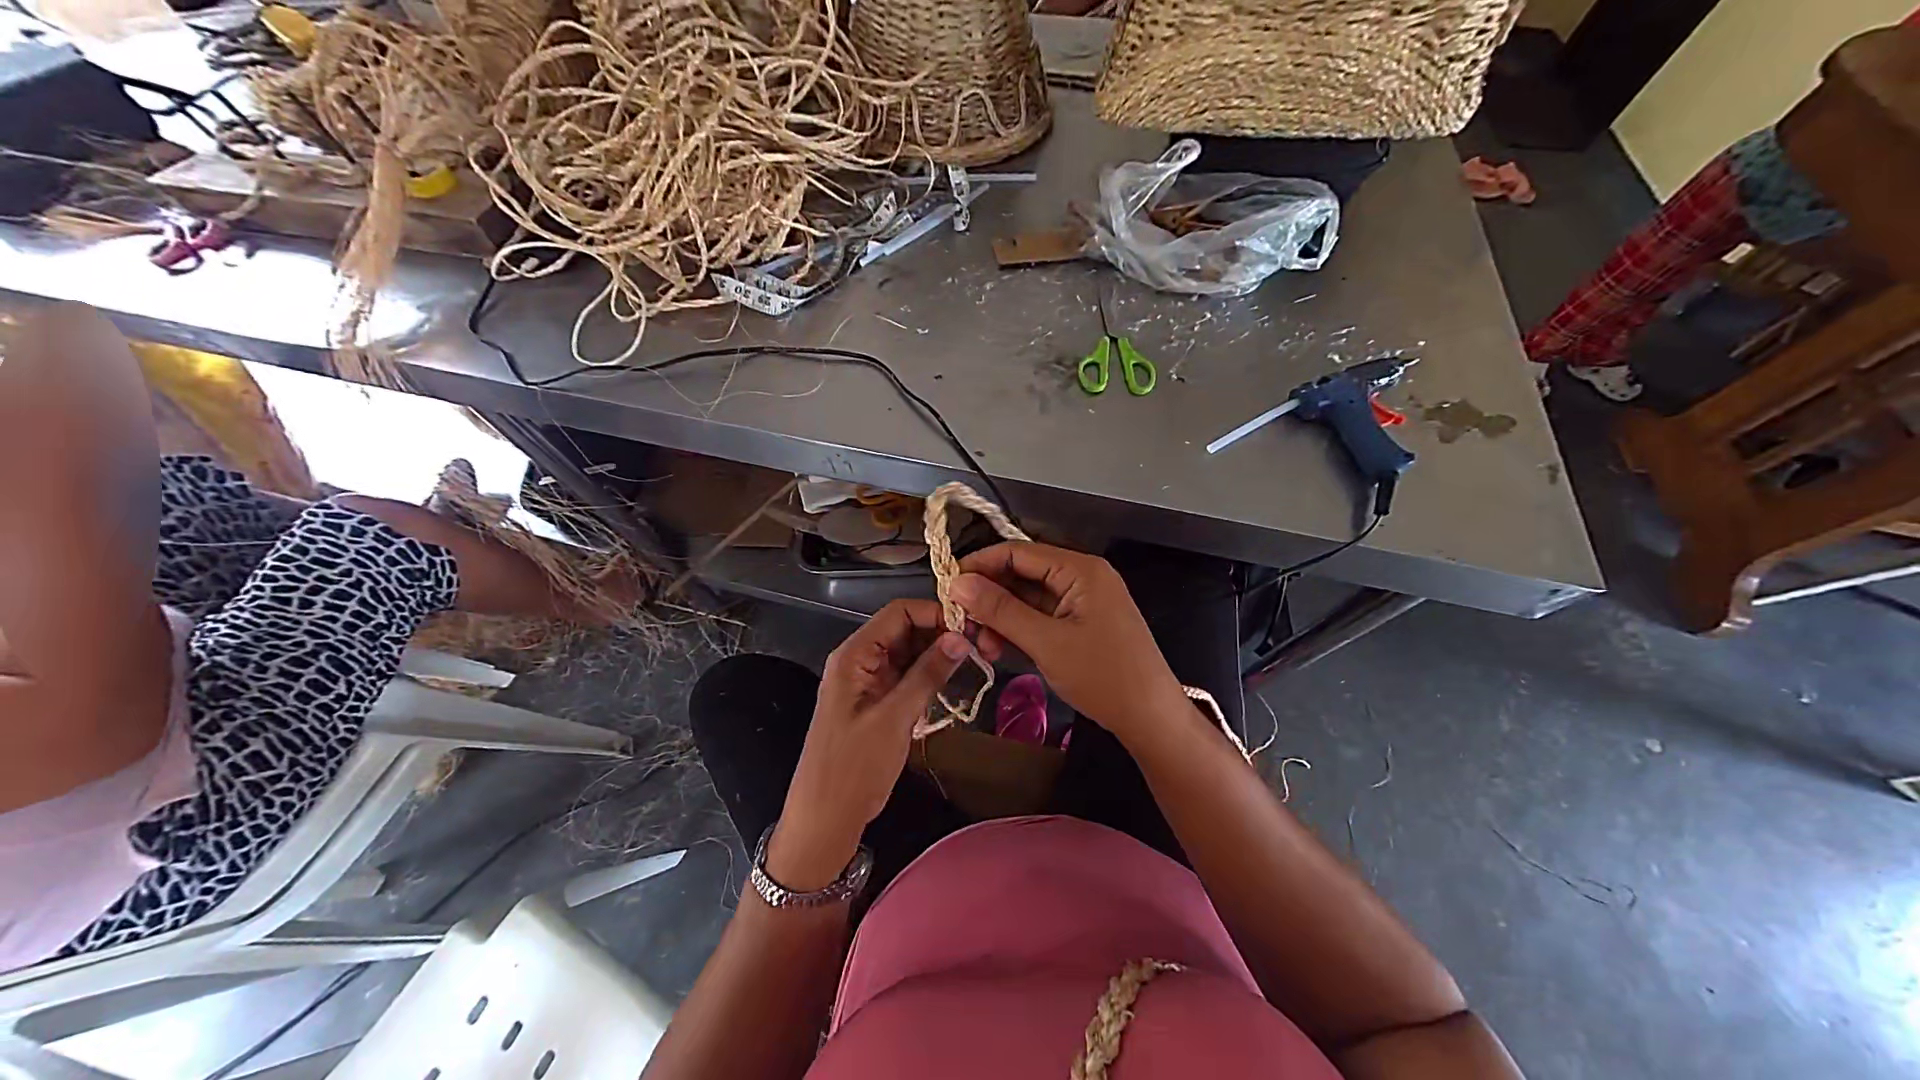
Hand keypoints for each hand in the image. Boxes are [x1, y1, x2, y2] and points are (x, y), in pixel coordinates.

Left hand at [768, 599, 974, 889]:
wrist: (824, 818)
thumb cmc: (853, 767)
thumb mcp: (894, 718)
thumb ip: (927, 674)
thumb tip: (961, 637)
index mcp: (854, 655)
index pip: (899, 612)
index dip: (936, 613)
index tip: (972, 627)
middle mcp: (859, 660)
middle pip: (905, 630)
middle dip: (941, 634)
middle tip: (981, 648)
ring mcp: (867, 682)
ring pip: (908, 654)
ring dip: (938, 657)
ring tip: (974, 665)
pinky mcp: (876, 703)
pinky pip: (905, 678)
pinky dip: (928, 678)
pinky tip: (952, 686)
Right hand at [951, 542, 1187, 742]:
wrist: (1151, 718)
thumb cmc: (1103, 676)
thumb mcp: (1045, 642)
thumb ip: (1000, 609)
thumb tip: (957, 583)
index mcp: (1080, 569)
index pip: (1017, 551)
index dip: (979, 566)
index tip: (947, 589)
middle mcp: (1081, 576)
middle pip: (1021, 574)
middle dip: (989, 598)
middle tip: (961, 624)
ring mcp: (1082, 601)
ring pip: (1028, 599)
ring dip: (1000, 618)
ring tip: (981, 645)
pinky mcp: (1081, 624)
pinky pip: (1041, 617)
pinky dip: (1018, 630)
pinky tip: (999, 648)